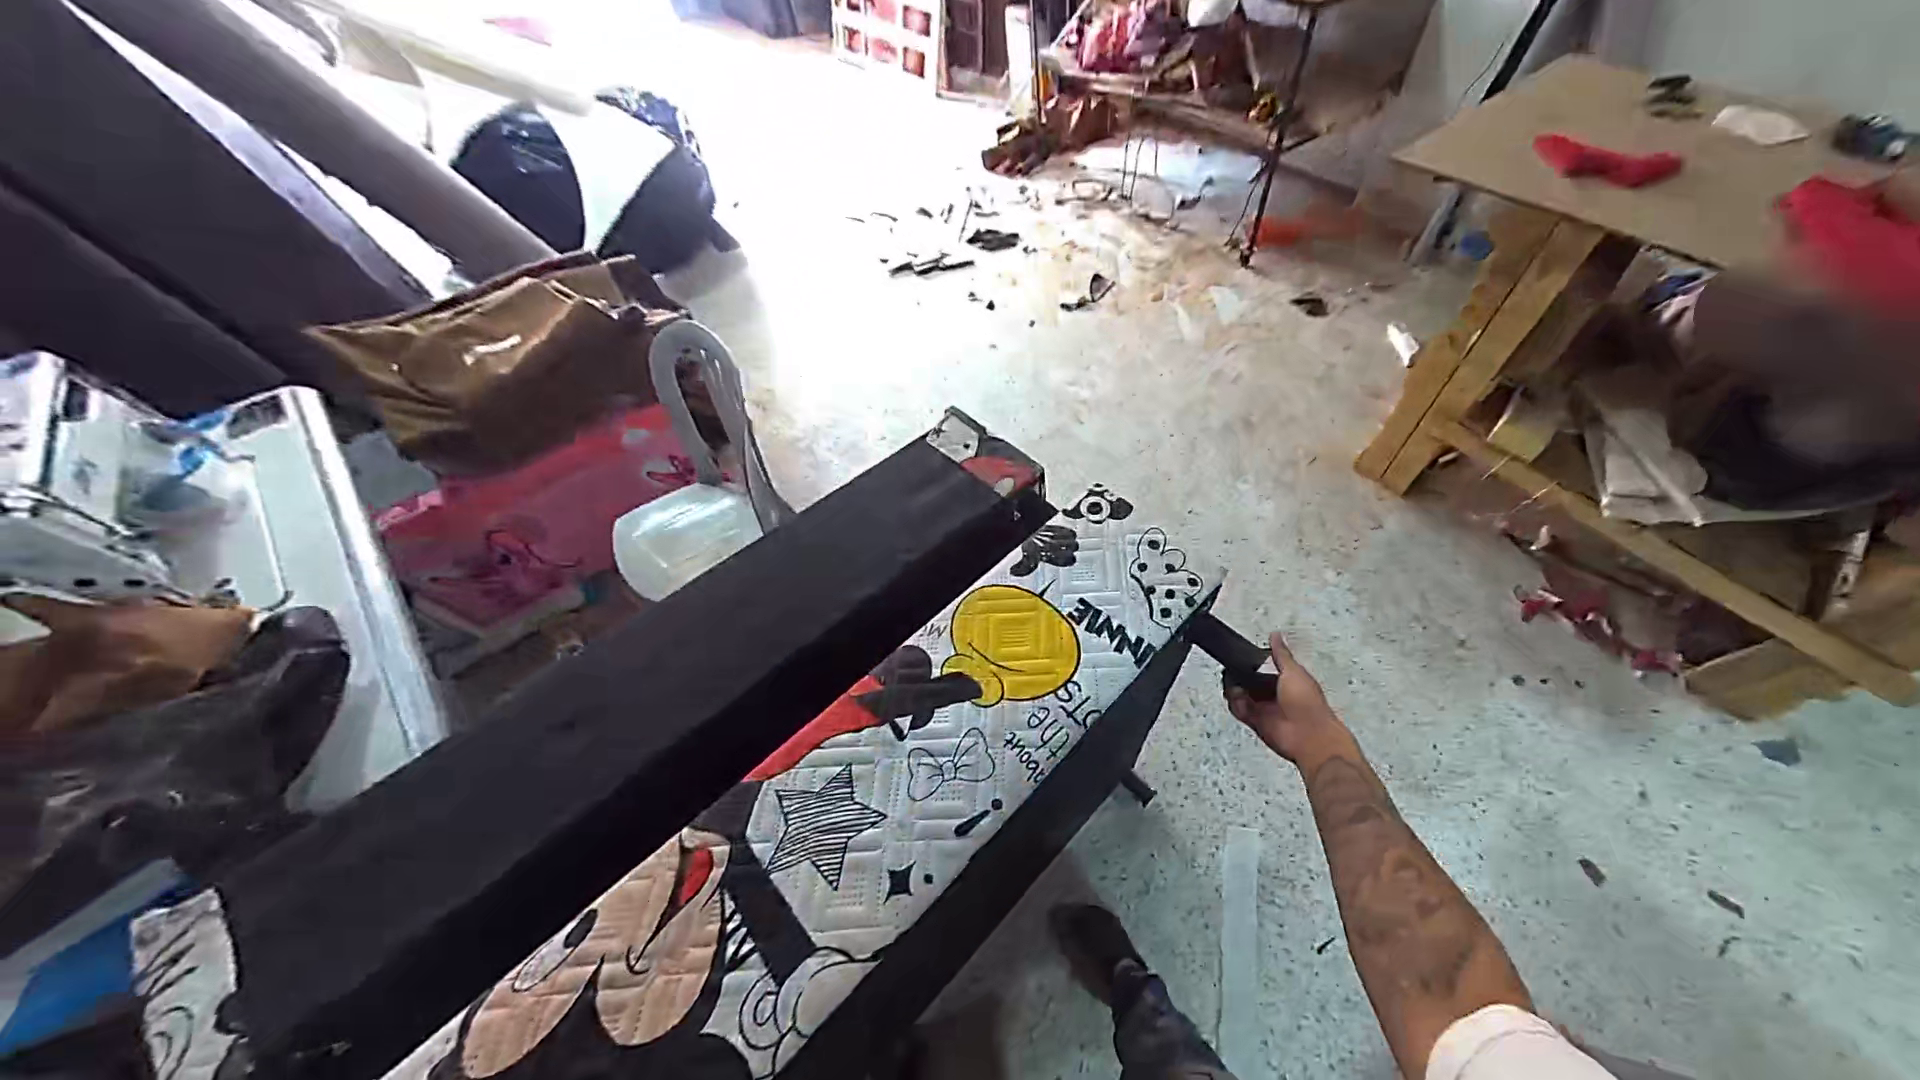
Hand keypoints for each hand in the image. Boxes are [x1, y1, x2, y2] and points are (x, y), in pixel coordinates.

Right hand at [1224, 632, 1349, 766]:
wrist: (1309, 736)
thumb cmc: (1309, 704)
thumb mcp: (1293, 671)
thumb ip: (1281, 654)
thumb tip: (1275, 636)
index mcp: (1287, 682)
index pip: (1263, 670)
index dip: (1251, 664)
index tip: (1241, 659)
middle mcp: (1275, 696)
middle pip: (1249, 683)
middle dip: (1238, 677)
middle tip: (1233, 673)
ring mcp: (1266, 710)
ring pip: (1241, 696)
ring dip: (1235, 690)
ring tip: (1236, 687)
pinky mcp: (1257, 722)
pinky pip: (1239, 711)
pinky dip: (1235, 704)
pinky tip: (1238, 699)